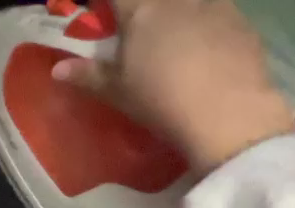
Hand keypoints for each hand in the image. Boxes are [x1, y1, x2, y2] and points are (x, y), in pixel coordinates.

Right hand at [52, 0, 294, 175]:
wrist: (226, 109)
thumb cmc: (160, 99)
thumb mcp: (118, 92)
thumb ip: (88, 75)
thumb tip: (56, 69)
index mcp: (140, 11)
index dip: (108, 5)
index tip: (105, 15)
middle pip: (152, 1)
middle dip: (142, 12)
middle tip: (138, 33)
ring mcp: (210, 2)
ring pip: (185, 2)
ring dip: (176, 14)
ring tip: (171, 49)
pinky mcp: (238, 16)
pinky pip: (215, 9)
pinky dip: (204, 20)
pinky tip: (204, 49)